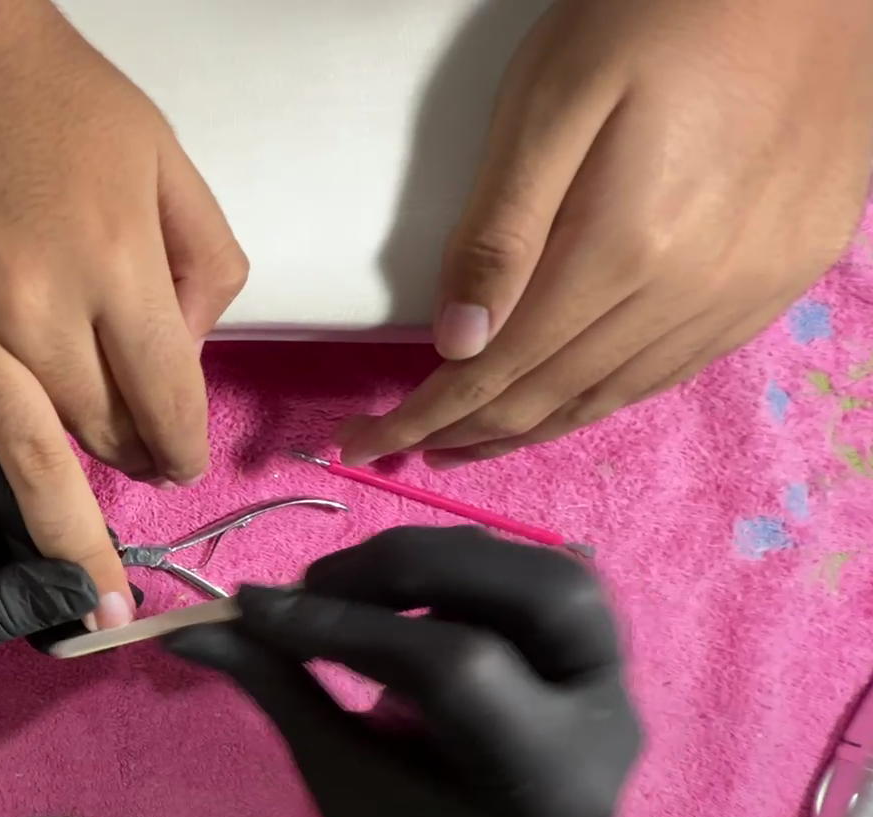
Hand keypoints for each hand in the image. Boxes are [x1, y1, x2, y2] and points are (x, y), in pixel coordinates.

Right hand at [0, 0, 246, 625]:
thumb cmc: (47, 93)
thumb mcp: (163, 153)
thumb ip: (202, 258)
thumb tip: (186, 350)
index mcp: (113, 261)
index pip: (168, 394)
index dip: (183, 441)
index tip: (180, 457)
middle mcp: (37, 312)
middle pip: (102, 432)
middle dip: (132, 465)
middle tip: (139, 475)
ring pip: (27, 459)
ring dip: (68, 532)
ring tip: (93, 594)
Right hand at [168, 527, 641, 816]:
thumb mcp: (327, 764)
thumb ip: (269, 684)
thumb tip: (189, 629)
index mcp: (545, 783)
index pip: (453, 669)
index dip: (342, 623)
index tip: (252, 610)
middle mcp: (608, 722)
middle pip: (546, 594)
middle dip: (413, 567)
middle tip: (318, 582)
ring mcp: (614, 678)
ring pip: (545, 567)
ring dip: (428, 557)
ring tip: (344, 584)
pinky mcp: (590, 645)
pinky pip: (526, 569)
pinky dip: (444, 563)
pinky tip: (385, 591)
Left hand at [341, 0, 872, 466]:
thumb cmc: (654, 21)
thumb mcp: (544, 115)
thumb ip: (497, 238)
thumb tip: (455, 344)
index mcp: (622, 253)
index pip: (488, 376)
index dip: (416, 420)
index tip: (359, 444)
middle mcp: (693, 289)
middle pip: (540, 401)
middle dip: (454, 434)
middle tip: (393, 447)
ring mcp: (749, 286)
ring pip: (602, 401)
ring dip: (517, 433)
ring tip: (456, 445)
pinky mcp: (783, 272)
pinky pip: (666, 373)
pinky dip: (590, 404)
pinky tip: (550, 409)